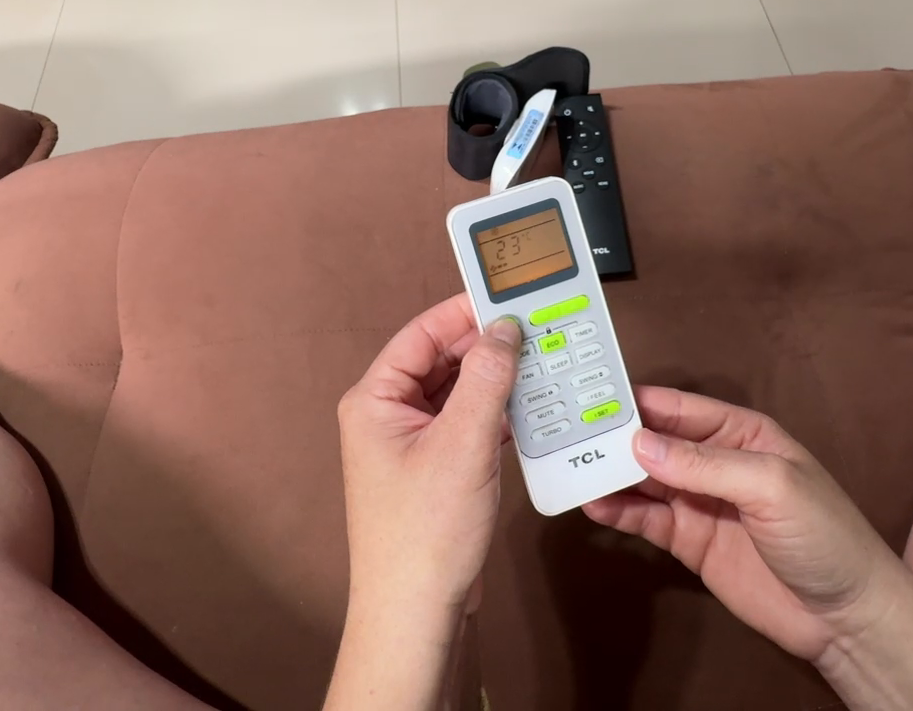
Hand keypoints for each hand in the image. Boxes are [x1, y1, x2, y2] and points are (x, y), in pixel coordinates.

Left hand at [336, 294, 520, 616]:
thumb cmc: (423, 536)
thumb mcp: (462, 444)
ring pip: (458, 391)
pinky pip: (466, 421)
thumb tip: (503, 329)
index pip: (422, 334)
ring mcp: (412, 442)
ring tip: (536, 364)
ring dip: (495, 380)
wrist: (417, 614)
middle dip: (486, 347)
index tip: (506, 298)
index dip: (464, 313)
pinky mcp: (434, 466)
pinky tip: (527, 407)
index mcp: (375, 399)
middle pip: (442, 361)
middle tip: (532, 331)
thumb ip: (485, 379)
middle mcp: (388, 415)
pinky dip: (495, 412)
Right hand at [582, 387, 899, 659]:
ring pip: (643, 479)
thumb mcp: (770, 485)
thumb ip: (703, 464)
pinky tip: (593, 506)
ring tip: (570, 468)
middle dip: (613, 437)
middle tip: (566, 433)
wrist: (846, 618)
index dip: (636, 402)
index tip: (591, 398)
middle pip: (653, 442)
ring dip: (609, 474)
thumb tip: (639, 443)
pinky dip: (619, 512)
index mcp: (738, 432)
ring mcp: (698, 501)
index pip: (677, 408)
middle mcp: (712, 461)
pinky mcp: (688, 541)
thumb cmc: (822, 534)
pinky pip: (646, 519)